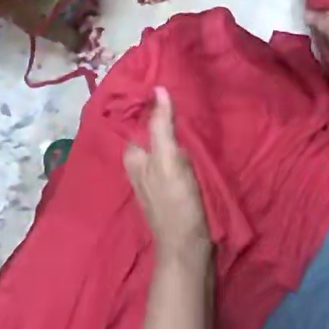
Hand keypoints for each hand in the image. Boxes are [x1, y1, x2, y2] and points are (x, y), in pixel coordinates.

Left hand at [124, 87, 210, 265]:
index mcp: (133, 156)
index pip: (137, 119)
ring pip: (163, 143)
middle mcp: (140, 165)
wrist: (188, 248)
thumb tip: (158, 89)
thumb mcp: (168, 159)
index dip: (150, 101)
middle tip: (184, 91)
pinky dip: (182, 146)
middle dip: (162, 113)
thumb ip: (162, 125)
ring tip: (192, 109)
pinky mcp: (171, 187)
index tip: (167, 80)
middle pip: (150, 130)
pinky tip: (195, 140)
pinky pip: (173, 157)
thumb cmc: (175, 202)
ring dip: (174, 129)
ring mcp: (155, 177)